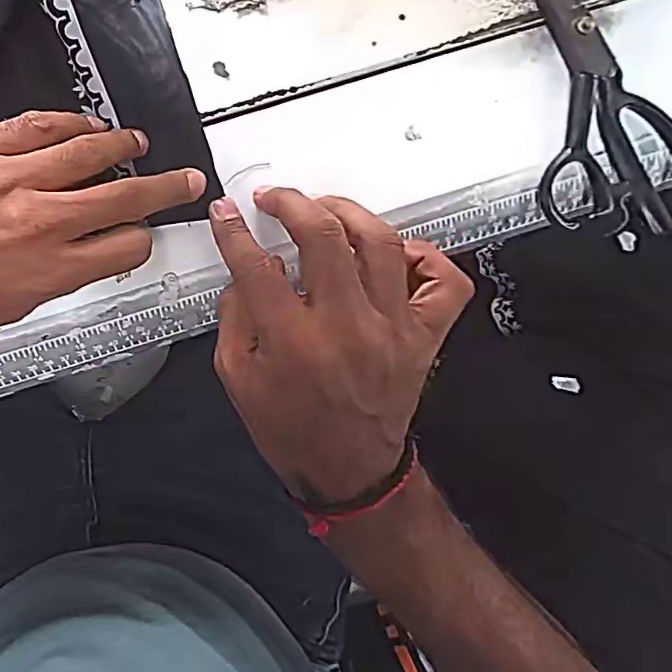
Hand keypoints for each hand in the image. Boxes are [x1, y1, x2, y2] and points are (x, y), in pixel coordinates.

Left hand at [0, 111, 205, 388]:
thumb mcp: (14, 306)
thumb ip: (62, 274)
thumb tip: (91, 251)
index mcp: (51, 269)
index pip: (127, 243)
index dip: (143, 236)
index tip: (145, 229)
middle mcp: (38, 221)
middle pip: (124, 192)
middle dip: (164, 185)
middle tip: (181, 178)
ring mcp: (7, 180)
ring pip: (86, 150)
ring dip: (120, 144)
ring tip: (135, 141)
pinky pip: (36, 125)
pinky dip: (67, 122)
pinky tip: (81, 123)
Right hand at [208, 188, 472, 502]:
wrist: (348, 472)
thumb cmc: (292, 429)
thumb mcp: (236, 376)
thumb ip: (234, 317)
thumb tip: (243, 271)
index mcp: (292, 341)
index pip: (256, 264)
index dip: (234, 230)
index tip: (228, 213)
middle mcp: (345, 328)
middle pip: (323, 237)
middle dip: (291, 203)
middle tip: (275, 198)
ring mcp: (391, 329)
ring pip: (381, 243)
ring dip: (347, 212)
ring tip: (325, 207)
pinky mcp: (422, 337)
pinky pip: (443, 281)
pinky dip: (424, 255)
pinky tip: (394, 251)